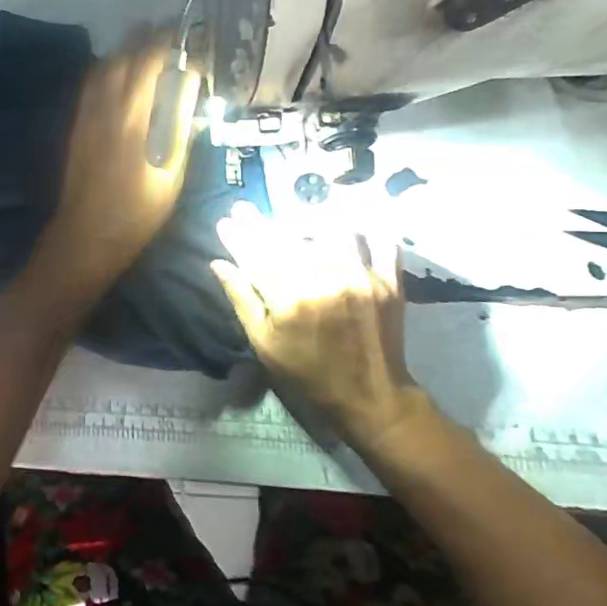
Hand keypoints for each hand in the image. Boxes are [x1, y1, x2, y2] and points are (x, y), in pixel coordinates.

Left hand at [36, 36, 199, 291]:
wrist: (89, 233)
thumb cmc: (139, 210)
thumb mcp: (172, 171)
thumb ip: (180, 125)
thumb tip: (189, 90)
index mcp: (135, 117)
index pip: (153, 62)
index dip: (173, 45)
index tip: (193, 42)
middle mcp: (107, 107)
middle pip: (126, 57)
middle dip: (150, 40)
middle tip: (172, 36)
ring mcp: (87, 115)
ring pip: (105, 66)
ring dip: (127, 51)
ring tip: (147, 47)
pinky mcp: (77, 126)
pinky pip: (90, 85)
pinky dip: (107, 70)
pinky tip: (118, 75)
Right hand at [210, 202, 428, 447]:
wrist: (369, 396)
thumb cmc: (307, 373)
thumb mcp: (264, 343)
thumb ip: (242, 299)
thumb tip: (218, 263)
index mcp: (290, 299)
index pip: (256, 255)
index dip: (237, 236)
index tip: (224, 221)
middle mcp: (326, 280)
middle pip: (287, 239)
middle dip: (260, 223)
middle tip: (244, 209)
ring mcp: (361, 277)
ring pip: (330, 229)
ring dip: (306, 220)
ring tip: (291, 217)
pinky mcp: (388, 281)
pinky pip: (379, 240)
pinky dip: (364, 227)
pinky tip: (348, 222)